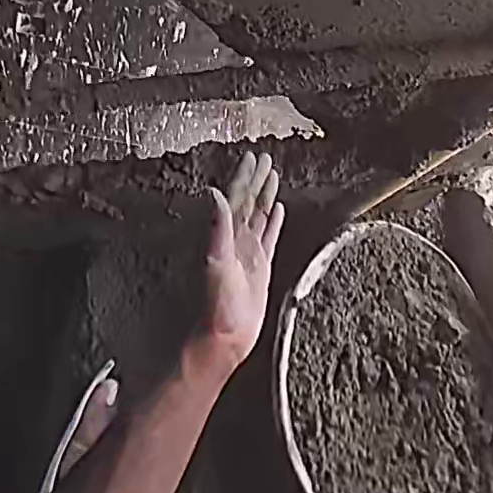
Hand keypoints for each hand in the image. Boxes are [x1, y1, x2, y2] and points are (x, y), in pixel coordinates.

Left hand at [197, 151, 284, 378]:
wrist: (226, 335)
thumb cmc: (218, 305)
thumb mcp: (216, 263)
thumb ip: (217, 228)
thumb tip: (214, 193)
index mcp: (226, 235)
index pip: (237, 197)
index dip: (244, 176)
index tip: (251, 157)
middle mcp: (236, 239)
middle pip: (249, 200)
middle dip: (257, 179)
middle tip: (265, 158)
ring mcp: (249, 251)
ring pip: (259, 214)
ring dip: (266, 195)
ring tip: (273, 176)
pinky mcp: (260, 265)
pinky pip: (269, 236)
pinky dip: (274, 221)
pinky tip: (279, 210)